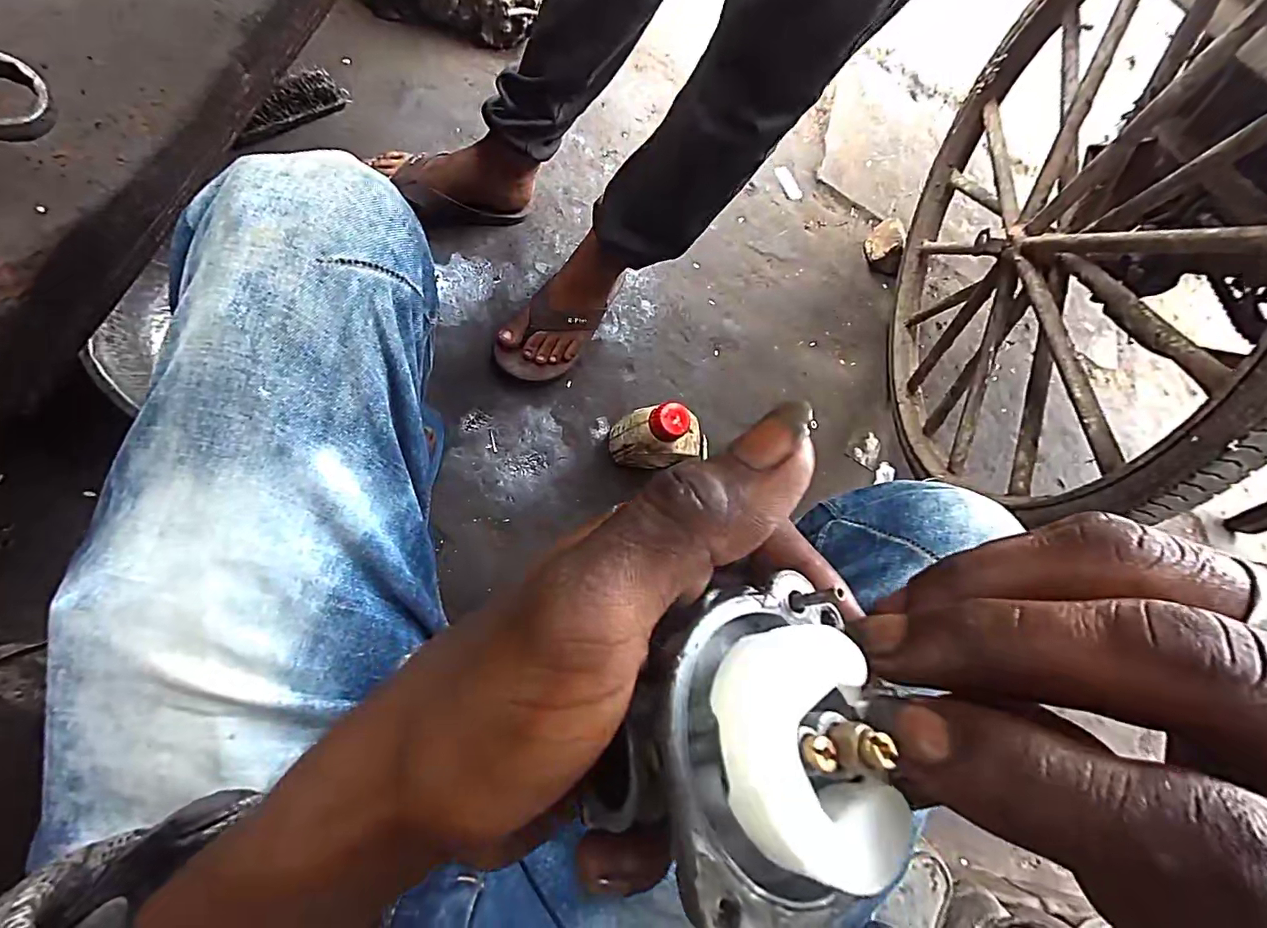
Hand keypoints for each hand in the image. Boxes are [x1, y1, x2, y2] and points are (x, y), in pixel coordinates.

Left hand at [375, 401, 843, 869]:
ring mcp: (647, 669)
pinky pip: (690, 757)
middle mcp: (656, 598)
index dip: (806, 580)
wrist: (421, 796)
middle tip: (796, 752)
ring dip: (730, 766)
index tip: (845, 650)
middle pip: (757, 625)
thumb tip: (787, 430)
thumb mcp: (601, 601)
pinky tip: (634, 836)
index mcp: (653, 552)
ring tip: (719, 814)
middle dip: (783, 689)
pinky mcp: (637, 732)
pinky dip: (678, 805)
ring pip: (732, 701)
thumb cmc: (510, 692)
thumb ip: (686, 522)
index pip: (758, 534)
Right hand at [852, 513, 1266, 927]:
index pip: (1225, 833)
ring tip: (912, 607)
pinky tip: (972, 585)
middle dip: (1000, 640)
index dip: (1040, 775)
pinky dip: (1034, 558)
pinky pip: (1151, 548)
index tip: (917, 734)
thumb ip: (1085, 831)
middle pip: (1186, 655)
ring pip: (1159, 565)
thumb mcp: (1204, 925)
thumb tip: (937, 731)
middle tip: (889, 649)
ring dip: (999, 578)